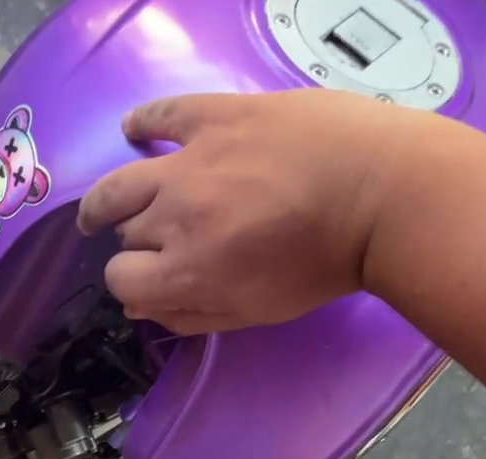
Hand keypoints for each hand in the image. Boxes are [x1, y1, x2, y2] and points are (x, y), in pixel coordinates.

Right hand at [77, 90, 434, 334]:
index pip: (121, 279)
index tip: (149, 283)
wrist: (382, 194)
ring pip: (121, 183)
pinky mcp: (216, 117)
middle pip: (126, 234)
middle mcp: (173, 218)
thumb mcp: (255, 313)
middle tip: (156, 244)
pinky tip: (131, 129)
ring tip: (104, 208)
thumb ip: (191, 316)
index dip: (131, 284)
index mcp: (184, 273)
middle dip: (136, 245)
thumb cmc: (322, 266)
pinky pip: (162, 115)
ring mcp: (189, 162)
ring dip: (108, 201)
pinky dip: (142, 122)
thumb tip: (142, 311)